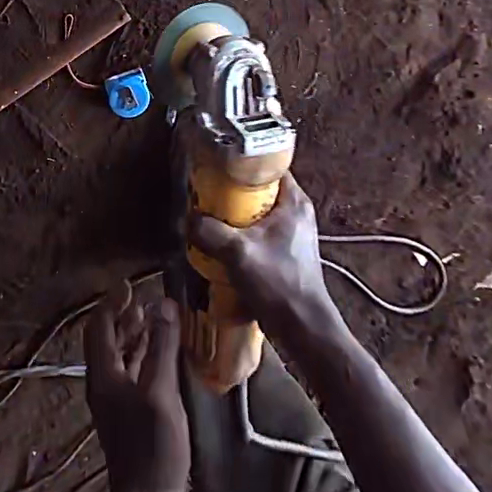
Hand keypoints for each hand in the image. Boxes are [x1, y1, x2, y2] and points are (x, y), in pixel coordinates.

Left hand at [85, 284, 188, 491]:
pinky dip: (145, 352)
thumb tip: (164, 304)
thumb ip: (162, 347)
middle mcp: (104, 383)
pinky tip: (164, 349)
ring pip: (121, 354)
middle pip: (108, 339)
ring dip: (135, 333)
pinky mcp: (131, 410)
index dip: (112, 303)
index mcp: (103, 375)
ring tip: (157, 316)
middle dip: (125, 315)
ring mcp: (116, 398)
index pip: (99, 327)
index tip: (129, 284)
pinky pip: (133, 370)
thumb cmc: (152, 445)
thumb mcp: (160, 392)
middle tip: (146, 297)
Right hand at [187, 173, 347, 350]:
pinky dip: (241, 237)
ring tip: (209, 222)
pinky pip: (258, 235)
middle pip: (259, 191)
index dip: (242, 164)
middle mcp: (296, 212)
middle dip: (232, 195)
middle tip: (207, 197)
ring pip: (257, 215)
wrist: (303, 327)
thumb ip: (210, 232)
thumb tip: (188, 220)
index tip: (216, 168)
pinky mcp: (285, 253)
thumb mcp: (238, 253)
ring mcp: (292, 234)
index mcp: (294, 201)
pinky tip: (222, 247)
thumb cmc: (278, 282)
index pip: (269, 167)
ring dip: (234, 219)